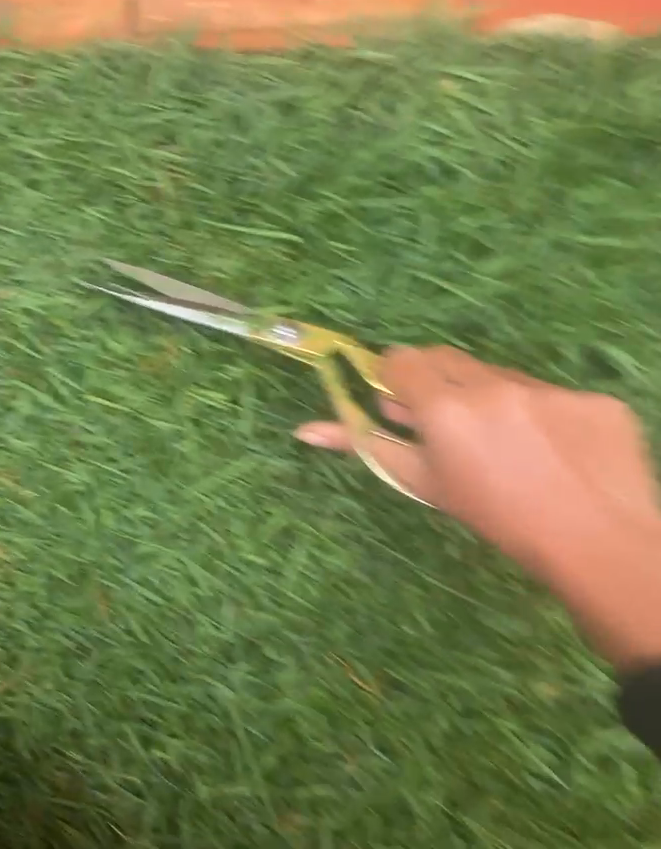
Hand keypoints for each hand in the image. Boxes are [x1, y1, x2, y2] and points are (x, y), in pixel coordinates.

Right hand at [295, 346, 660, 667]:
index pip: (401, 359)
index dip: (393, 376)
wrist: (598, 542)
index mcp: (444, 408)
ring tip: (503, 440)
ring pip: (497, 375)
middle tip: (442, 418)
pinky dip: (538, 411)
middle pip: (444, 358)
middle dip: (434, 380)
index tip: (399, 400)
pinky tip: (550, 446)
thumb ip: (362, 443)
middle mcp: (493, 388)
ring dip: (486, 395)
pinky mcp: (596, 400)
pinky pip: (548, 392)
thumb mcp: (418, 479)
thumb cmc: (489, 512)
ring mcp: (550, 391)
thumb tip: (302, 430)